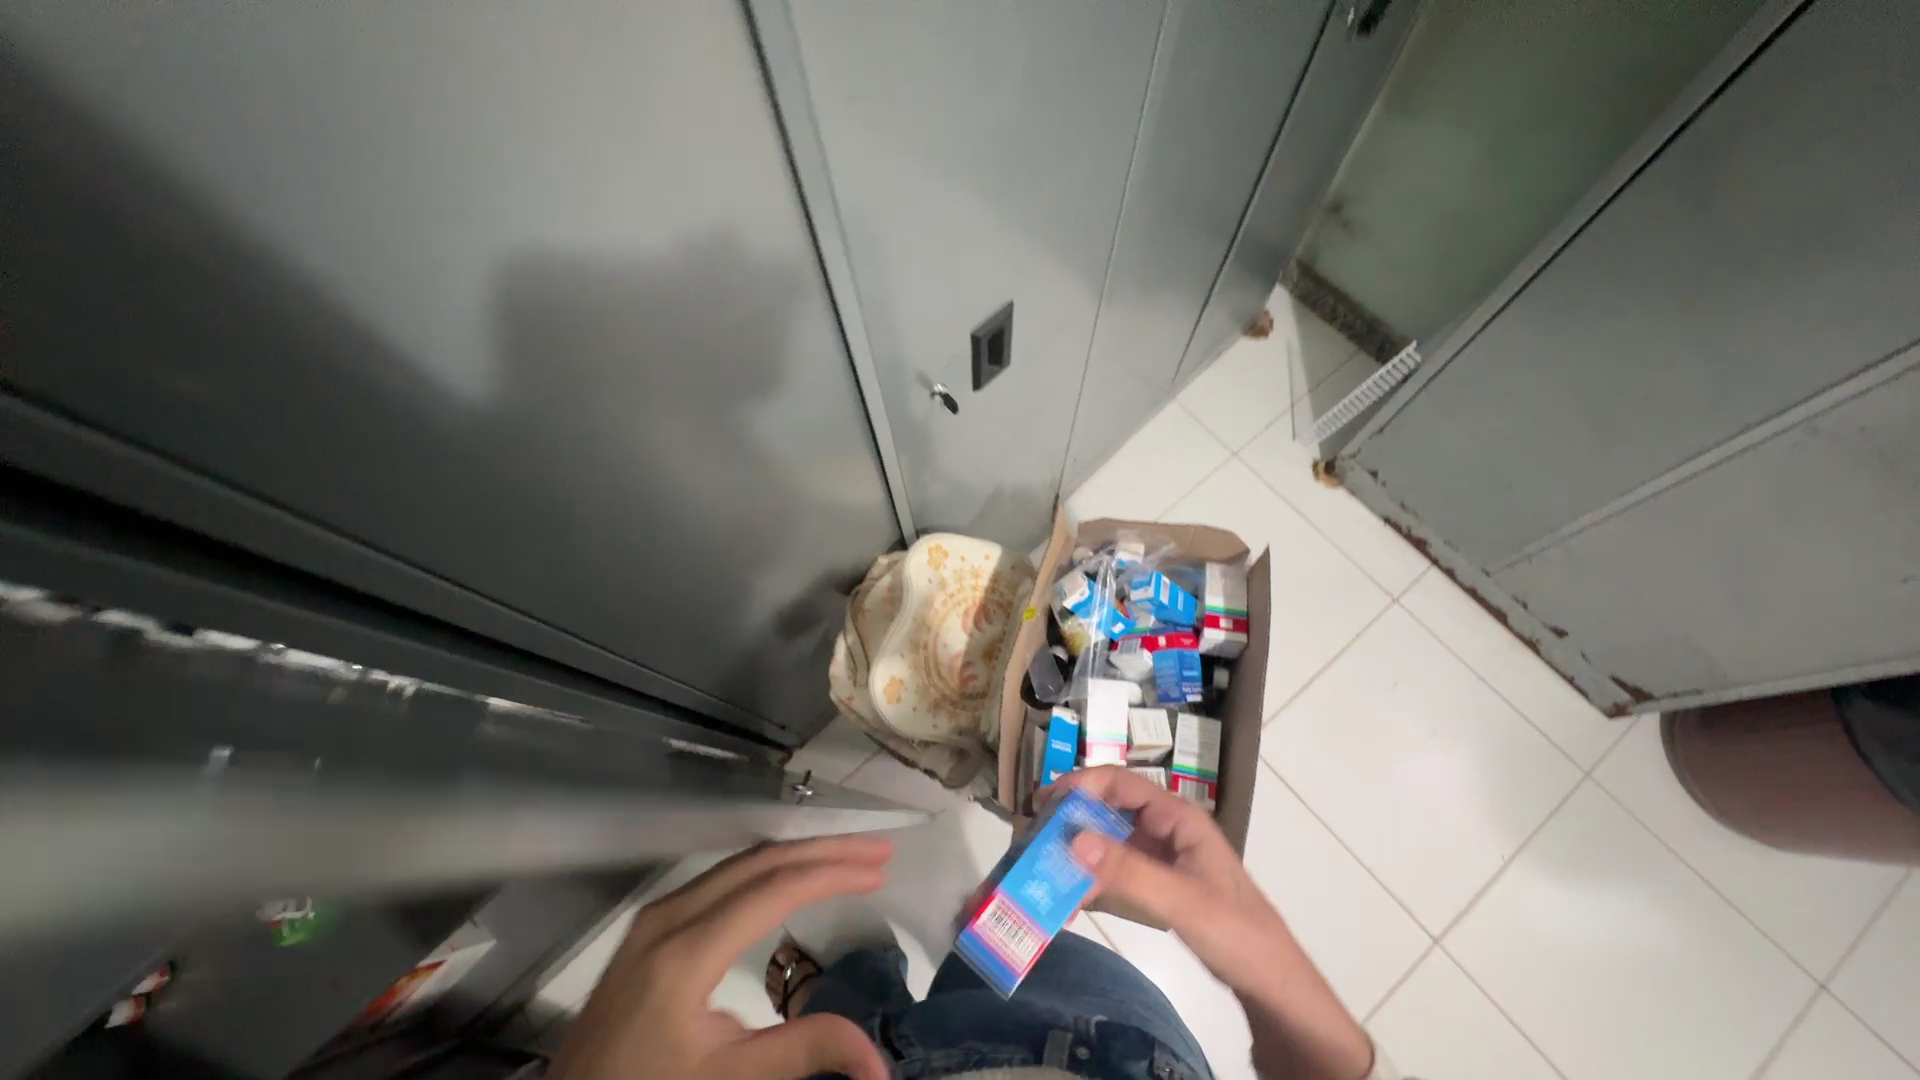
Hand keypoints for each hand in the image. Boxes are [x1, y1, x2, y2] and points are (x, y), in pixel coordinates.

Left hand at [550, 836, 892, 1079]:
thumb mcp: (727, 1079)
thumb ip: (805, 1052)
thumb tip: (881, 1062)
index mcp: (685, 952)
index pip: (774, 889)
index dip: (832, 872)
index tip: (880, 868)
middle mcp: (669, 916)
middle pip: (760, 861)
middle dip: (824, 850)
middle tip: (878, 851)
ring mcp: (656, 916)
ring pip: (740, 863)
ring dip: (799, 855)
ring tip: (850, 858)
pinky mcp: (652, 925)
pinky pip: (721, 878)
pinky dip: (769, 870)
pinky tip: (796, 877)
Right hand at [1045, 766, 1284, 997]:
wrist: (1270, 981)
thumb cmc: (1235, 931)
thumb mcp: (1181, 901)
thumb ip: (1128, 870)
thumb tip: (1072, 839)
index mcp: (1178, 817)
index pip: (1121, 783)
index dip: (1081, 784)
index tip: (1043, 802)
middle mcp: (1167, 828)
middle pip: (1110, 808)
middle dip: (1072, 818)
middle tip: (1033, 837)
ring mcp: (1163, 856)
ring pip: (1110, 840)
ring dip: (1078, 850)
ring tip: (1041, 866)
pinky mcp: (1159, 883)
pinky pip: (1117, 869)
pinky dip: (1092, 878)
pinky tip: (1068, 897)